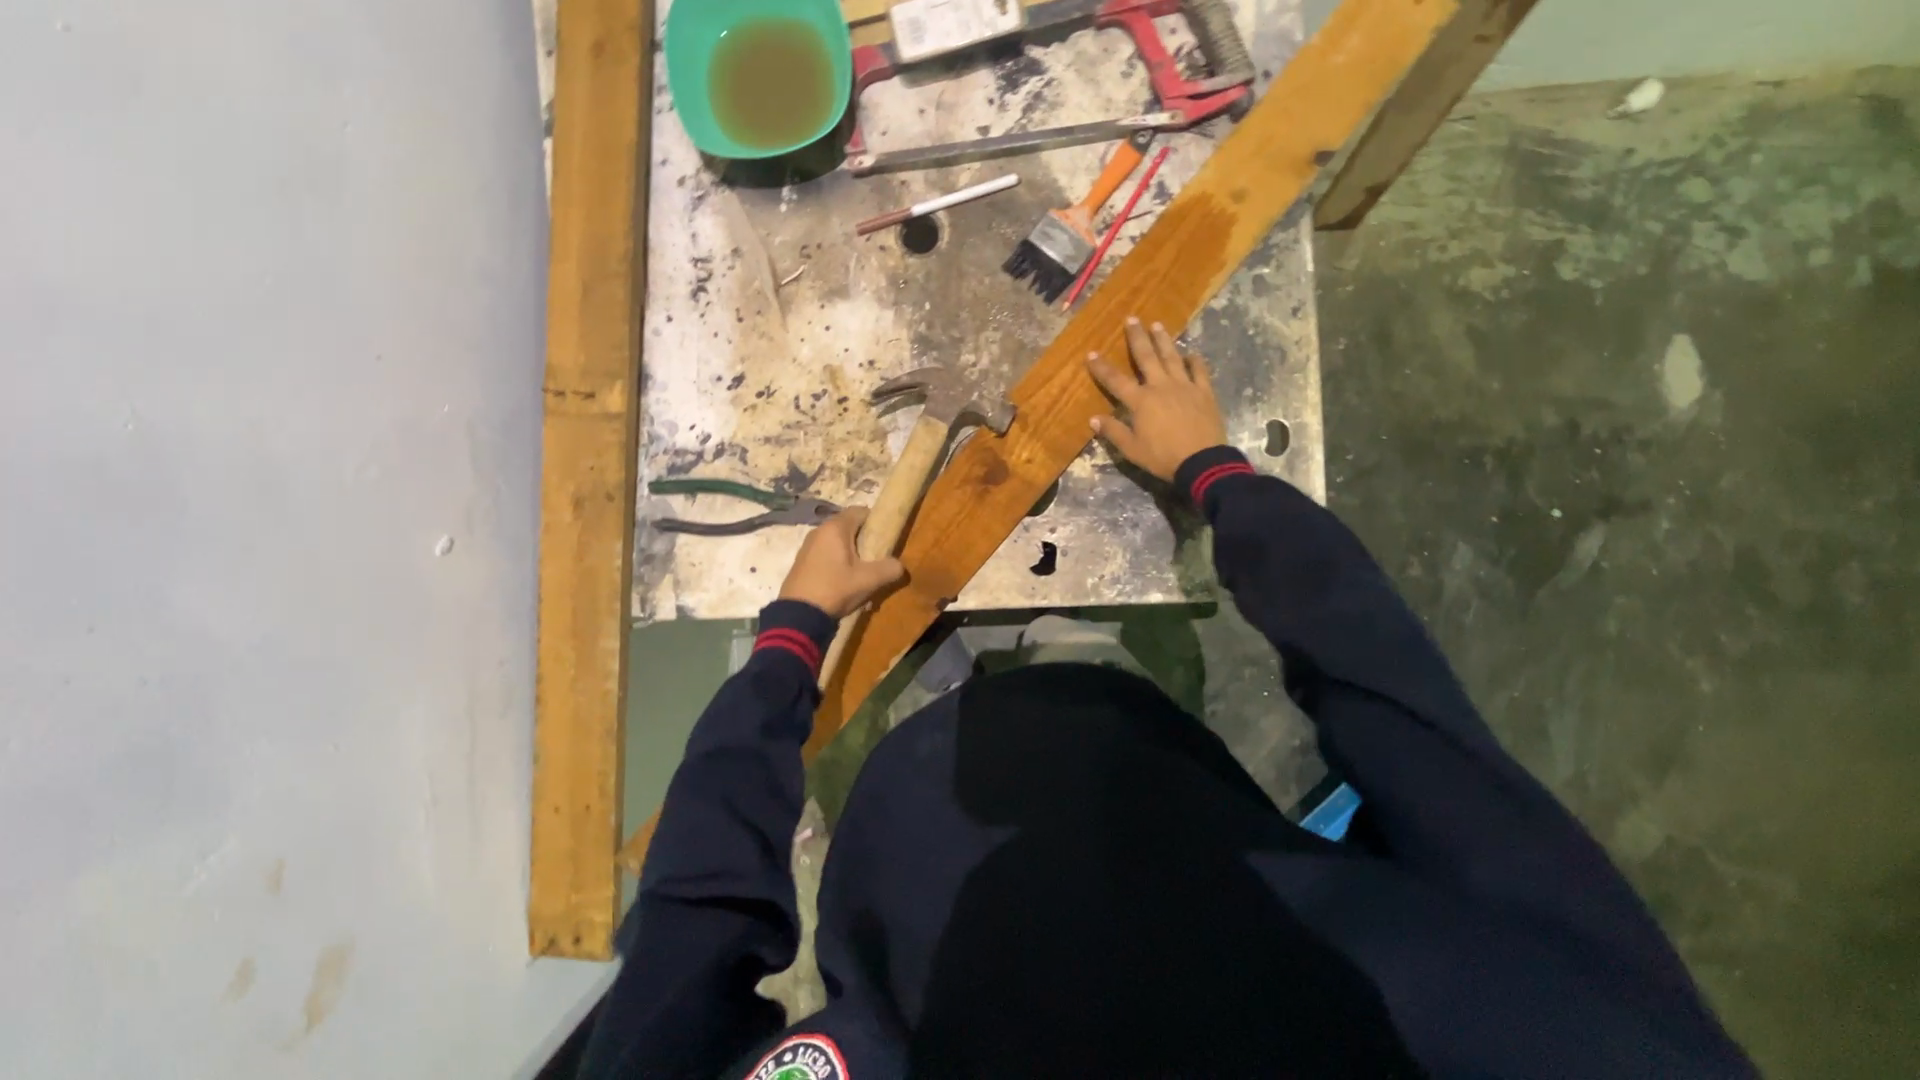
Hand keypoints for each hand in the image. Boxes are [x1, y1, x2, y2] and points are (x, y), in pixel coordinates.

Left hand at [778, 507, 905, 618]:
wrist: (798, 615)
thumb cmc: (835, 589)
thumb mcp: (869, 580)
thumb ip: (890, 568)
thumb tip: (899, 566)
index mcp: (835, 528)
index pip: (860, 511)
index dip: (876, 521)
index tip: (886, 538)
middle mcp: (819, 531)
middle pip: (848, 527)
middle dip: (864, 540)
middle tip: (876, 559)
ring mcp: (807, 546)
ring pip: (837, 542)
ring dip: (851, 554)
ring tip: (860, 574)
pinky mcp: (801, 562)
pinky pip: (825, 554)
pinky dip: (837, 562)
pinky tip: (842, 582)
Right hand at [1086, 317, 1225, 481]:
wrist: (1202, 462)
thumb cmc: (1163, 457)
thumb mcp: (1132, 450)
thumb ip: (1114, 432)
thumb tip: (1093, 418)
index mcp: (1141, 401)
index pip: (1116, 380)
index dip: (1102, 367)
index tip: (1091, 353)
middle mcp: (1161, 386)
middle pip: (1146, 357)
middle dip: (1137, 338)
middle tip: (1132, 319)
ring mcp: (1185, 386)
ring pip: (1172, 357)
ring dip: (1163, 340)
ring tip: (1157, 325)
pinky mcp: (1204, 392)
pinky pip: (1199, 371)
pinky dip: (1194, 361)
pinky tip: (1191, 353)